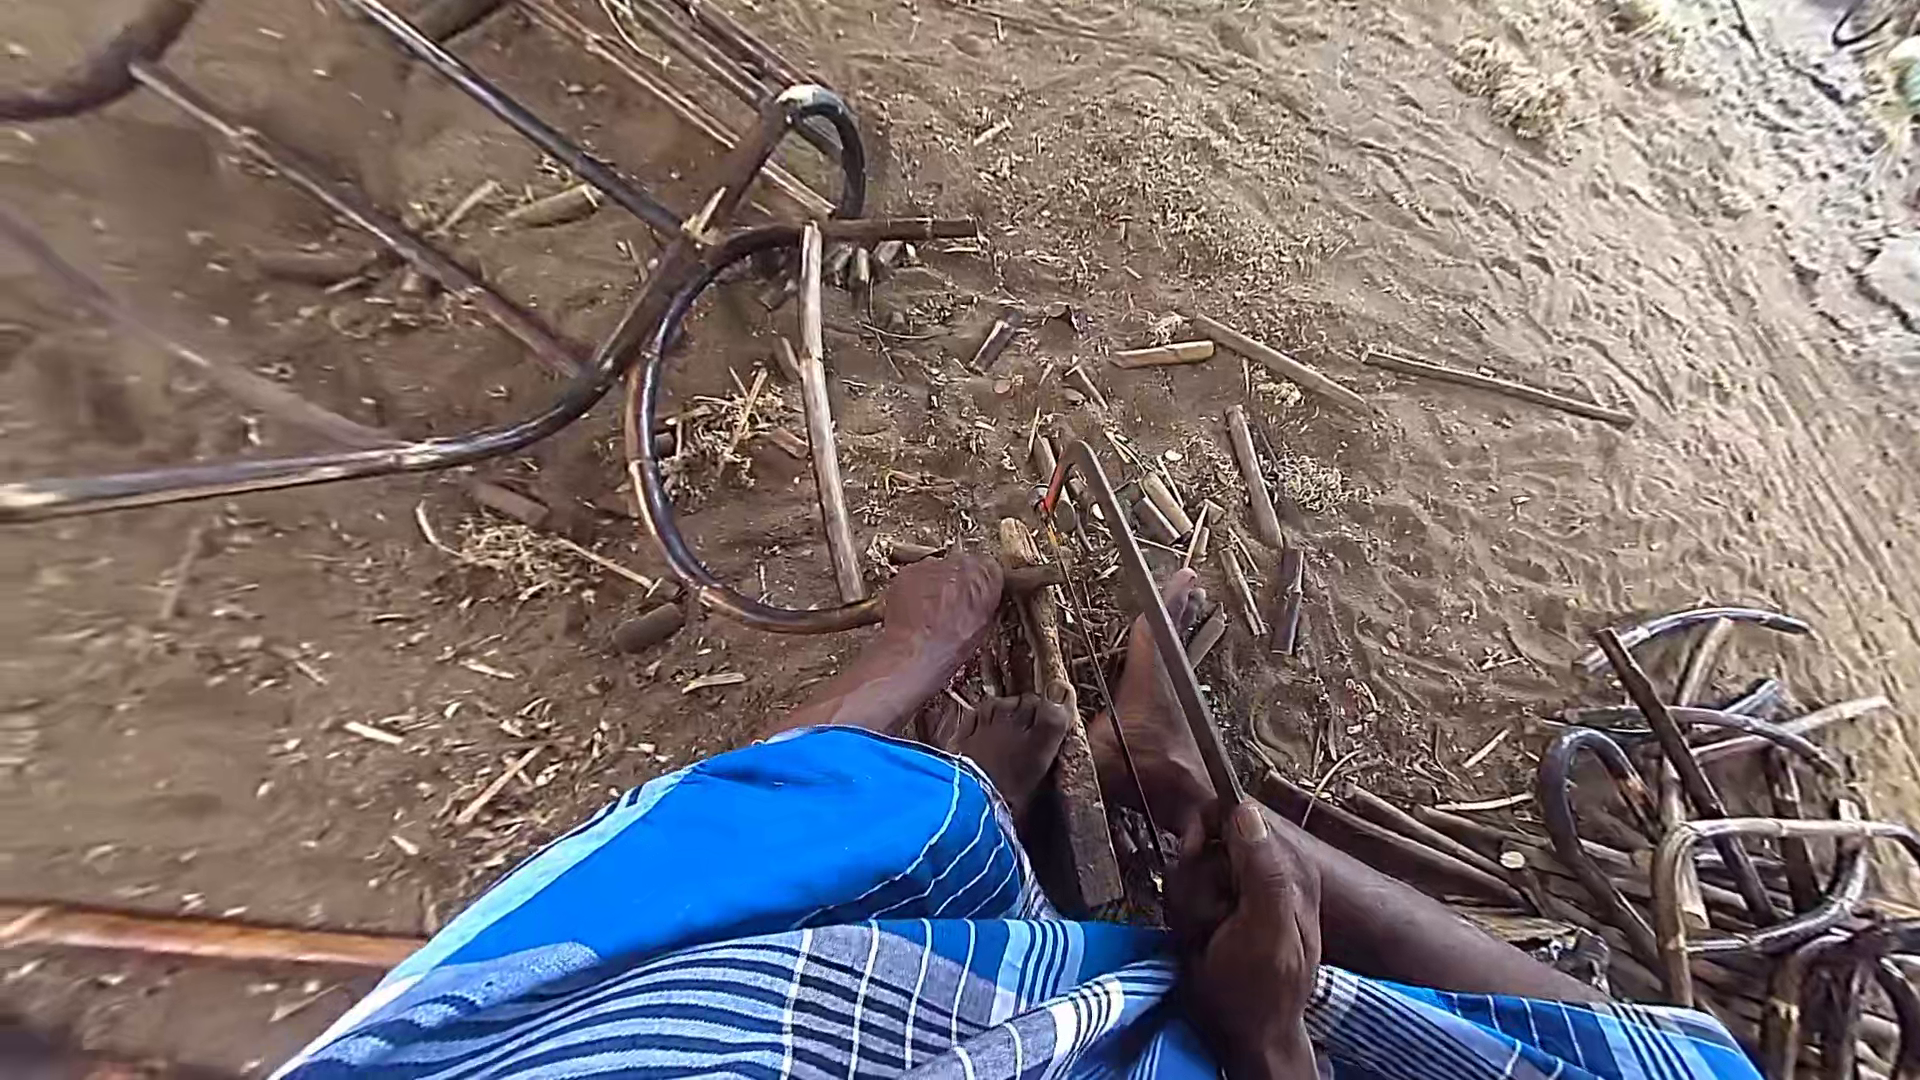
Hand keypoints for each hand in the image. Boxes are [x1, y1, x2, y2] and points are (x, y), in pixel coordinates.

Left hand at [879, 554, 1002, 660]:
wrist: (917, 648)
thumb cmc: (951, 644)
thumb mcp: (983, 625)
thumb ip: (986, 601)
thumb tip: (982, 598)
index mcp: (984, 576)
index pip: (988, 567)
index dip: (979, 584)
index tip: (973, 595)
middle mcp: (958, 564)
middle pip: (960, 566)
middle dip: (955, 583)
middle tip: (950, 606)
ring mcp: (931, 566)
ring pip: (936, 570)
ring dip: (934, 586)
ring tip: (929, 612)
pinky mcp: (908, 572)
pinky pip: (915, 576)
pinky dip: (915, 589)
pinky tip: (914, 610)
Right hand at [1167, 799, 1320, 1079]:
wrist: (1238, 1032)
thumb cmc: (1260, 989)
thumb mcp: (1267, 931)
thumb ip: (1262, 871)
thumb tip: (1245, 809)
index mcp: (1288, 868)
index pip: (1236, 814)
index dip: (1207, 828)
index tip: (1193, 851)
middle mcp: (1264, 870)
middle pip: (1205, 837)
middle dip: (1197, 873)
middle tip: (1212, 912)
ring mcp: (1237, 886)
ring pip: (1189, 862)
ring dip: (1189, 897)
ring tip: (1208, 931)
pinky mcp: (1214, 900)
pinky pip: (1182, 883)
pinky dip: (1183, 907)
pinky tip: (1199, 933)